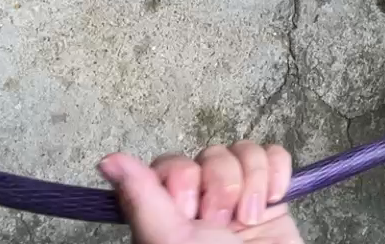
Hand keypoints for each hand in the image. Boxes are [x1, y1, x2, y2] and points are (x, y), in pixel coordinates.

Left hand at [98, 142, 301, 243]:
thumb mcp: (171, 243)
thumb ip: (142, 199)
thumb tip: (107, 160)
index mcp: (167, 218)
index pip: (169, 164)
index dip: (181, 178)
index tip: (187, 213)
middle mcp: (200, 205)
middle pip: (211, 154)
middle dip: (221, 185)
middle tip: (221, 224)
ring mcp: (239, 197)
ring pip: (244, 150)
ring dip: (252, 183)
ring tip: (249, 221)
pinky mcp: (271, 194)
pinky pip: (275, 154)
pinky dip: (277, 174)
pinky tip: (273, 200)